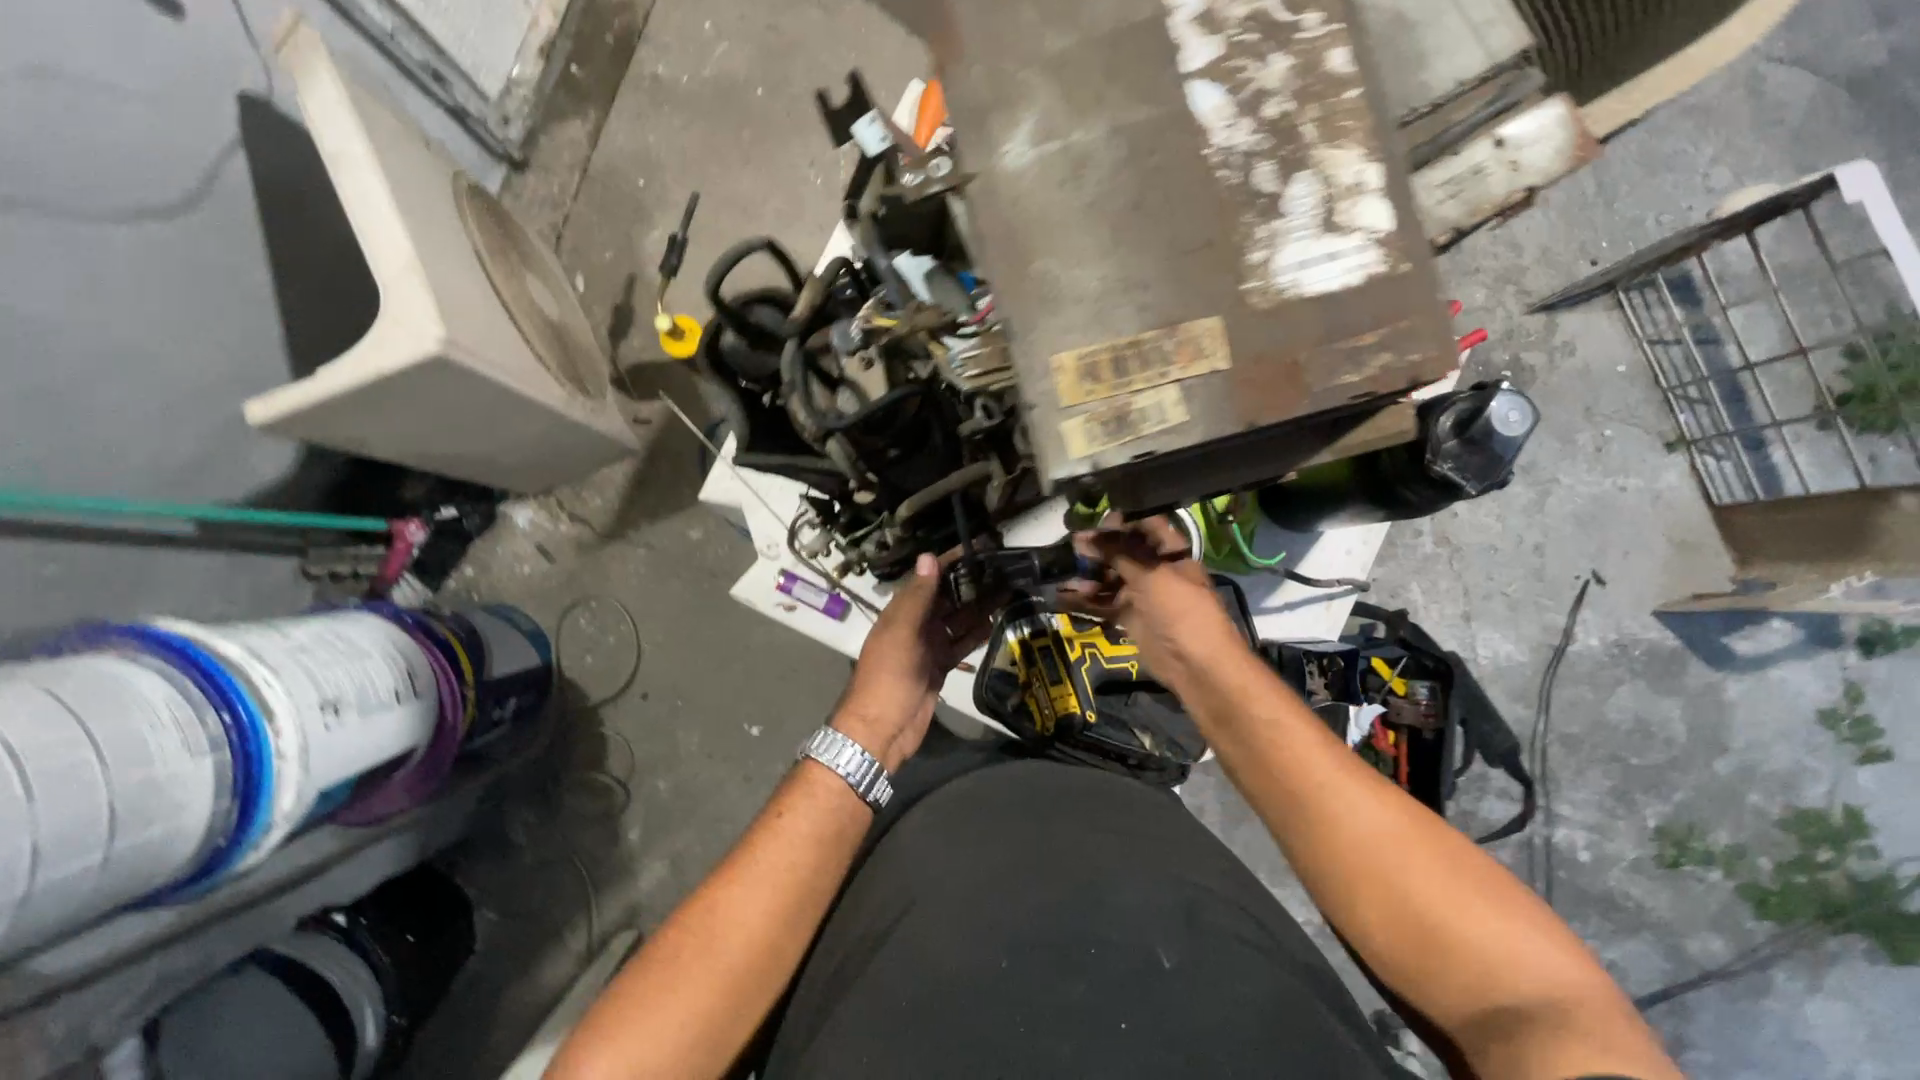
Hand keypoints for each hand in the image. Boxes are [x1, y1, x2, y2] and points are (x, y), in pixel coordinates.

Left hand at [835, 552, 996, 770]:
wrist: (881, 731)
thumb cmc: (887, 679)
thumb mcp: (901, 634)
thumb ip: (917, 597)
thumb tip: (930, 556)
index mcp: (901, 612)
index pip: (930, 578)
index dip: (952, 562)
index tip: (980, 547)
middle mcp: (915, 625)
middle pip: (947, 598)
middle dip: (971, 584)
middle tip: (1005, 569)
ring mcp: (928, 647)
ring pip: (957, 621)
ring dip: (978, 608)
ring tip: (1008, 590)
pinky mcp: (939, 668)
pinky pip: (960, 645)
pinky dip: (975, 635)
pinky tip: (995, 623)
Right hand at [1059, 515, 1250, 690]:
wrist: (1196, 665)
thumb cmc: (1181, 611)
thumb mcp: (1152, 575)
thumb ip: (1118, 553)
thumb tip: (1086, 536)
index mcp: (1171, 553)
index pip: (1145, 526)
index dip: (1122, 522)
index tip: (1096, 522)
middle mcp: (1156, 570)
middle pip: (1124, 551)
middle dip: (1099, 549)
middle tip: (1074, 547)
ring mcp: (1142, 594)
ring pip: (1111, 577)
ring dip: (1090, 575)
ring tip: (1070, 577)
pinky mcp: (1130, 618)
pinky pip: (1104, 603)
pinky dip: (1086, 600)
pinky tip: (1066, 597)